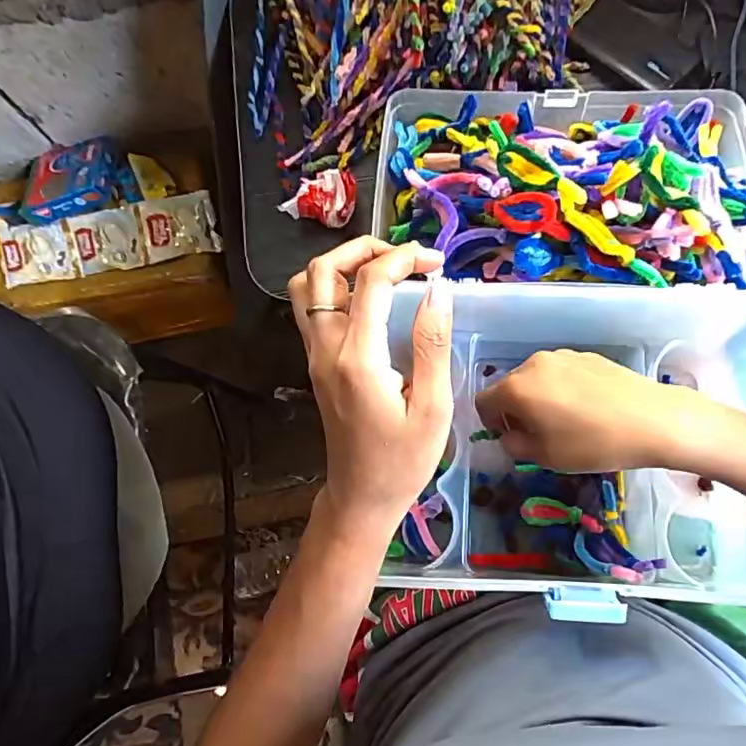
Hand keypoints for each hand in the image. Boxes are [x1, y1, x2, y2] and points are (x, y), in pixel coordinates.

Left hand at [289, 237, 453, 538]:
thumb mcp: (432, 407)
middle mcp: (326, 349)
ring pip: (307, 286)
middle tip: (405, 258)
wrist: (361, 497)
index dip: (404, 258)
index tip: (436, 262)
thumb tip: (438, 291)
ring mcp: (315, 356)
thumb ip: (432, 344)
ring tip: (384, 270)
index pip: (370, 282)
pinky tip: (372, 300)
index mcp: (357, 359)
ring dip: (342, 264)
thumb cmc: (402, 461)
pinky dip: (336, 287)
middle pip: (322, 270)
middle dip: (364, 248)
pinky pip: (312, 309)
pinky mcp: (316, 364)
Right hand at [474, 349, 720, 471]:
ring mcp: (563, 356)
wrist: (652, 420)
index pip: (483, 401)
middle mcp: (533, 364)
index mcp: (516, 387)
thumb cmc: (592, 443)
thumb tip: (510, 435)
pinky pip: (561, 373)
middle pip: (509, 386)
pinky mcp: (588, 355)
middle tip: (538, 434)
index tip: (511, 439)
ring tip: (566, 422)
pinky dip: (562, 390)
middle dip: (515, 410)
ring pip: (536, 379)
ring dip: (539, 399)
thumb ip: (515, 445)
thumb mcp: (545, 457)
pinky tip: (587, 409)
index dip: (490, 423)